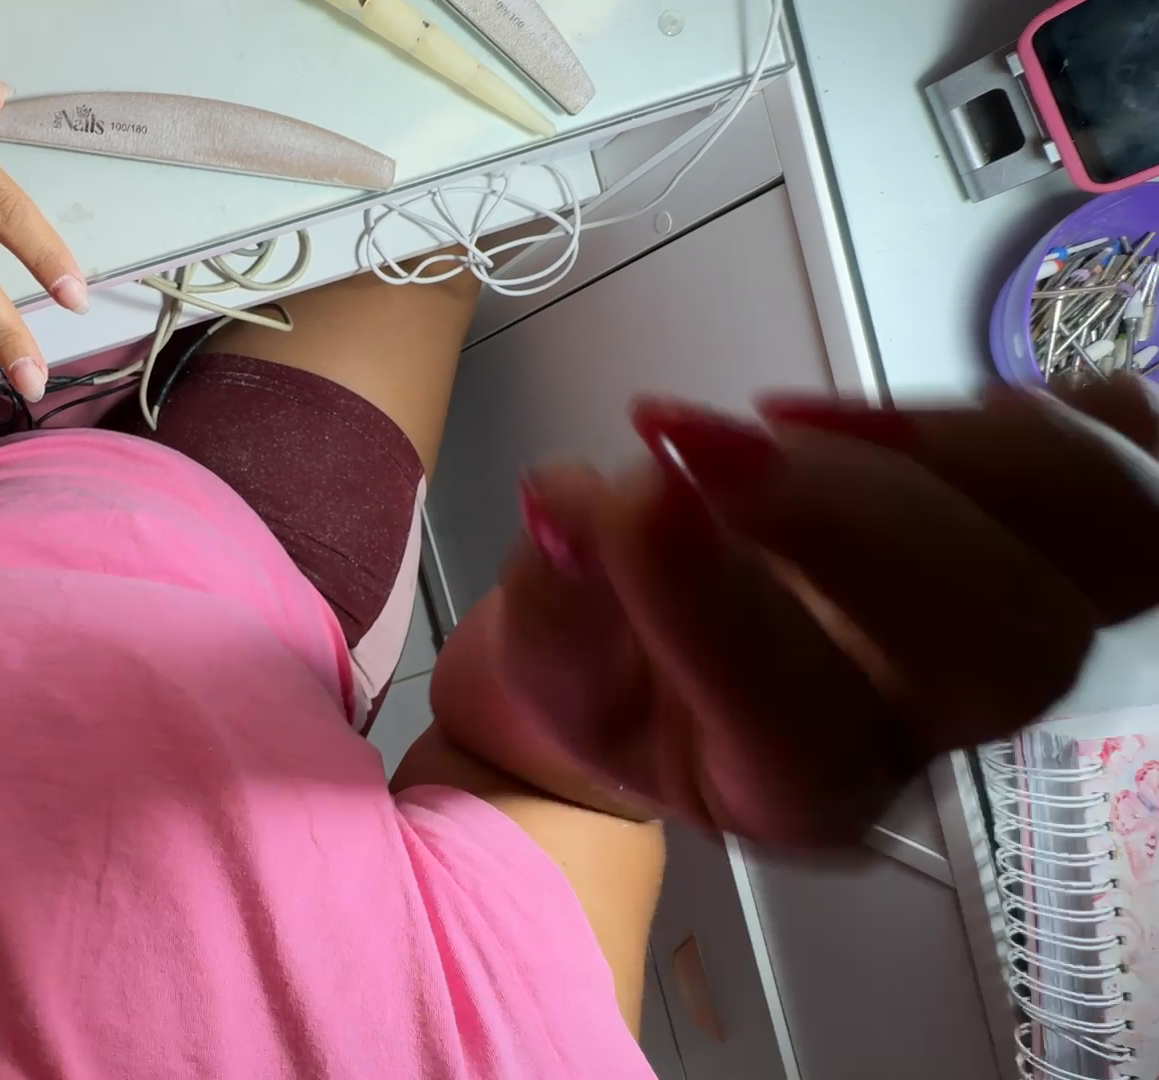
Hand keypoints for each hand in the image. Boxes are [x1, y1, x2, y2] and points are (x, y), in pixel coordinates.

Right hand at [486, 377, 1158, 845]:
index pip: (792, 721)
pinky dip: (1058, 429)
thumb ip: (554, 589)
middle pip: (990, 648)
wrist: (636, 665)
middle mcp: (911, 739)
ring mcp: (981, 651)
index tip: (635, 494)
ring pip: (1096, 561)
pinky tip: (930, 405)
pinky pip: (1119, 496)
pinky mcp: (1011, 569)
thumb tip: (569, 498)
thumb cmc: (585, 672)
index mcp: (776, 789)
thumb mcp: (536, 651)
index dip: (718, 598)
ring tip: (778, 416)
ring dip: (939, 457)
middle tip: (699, 444)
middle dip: (842, 514)